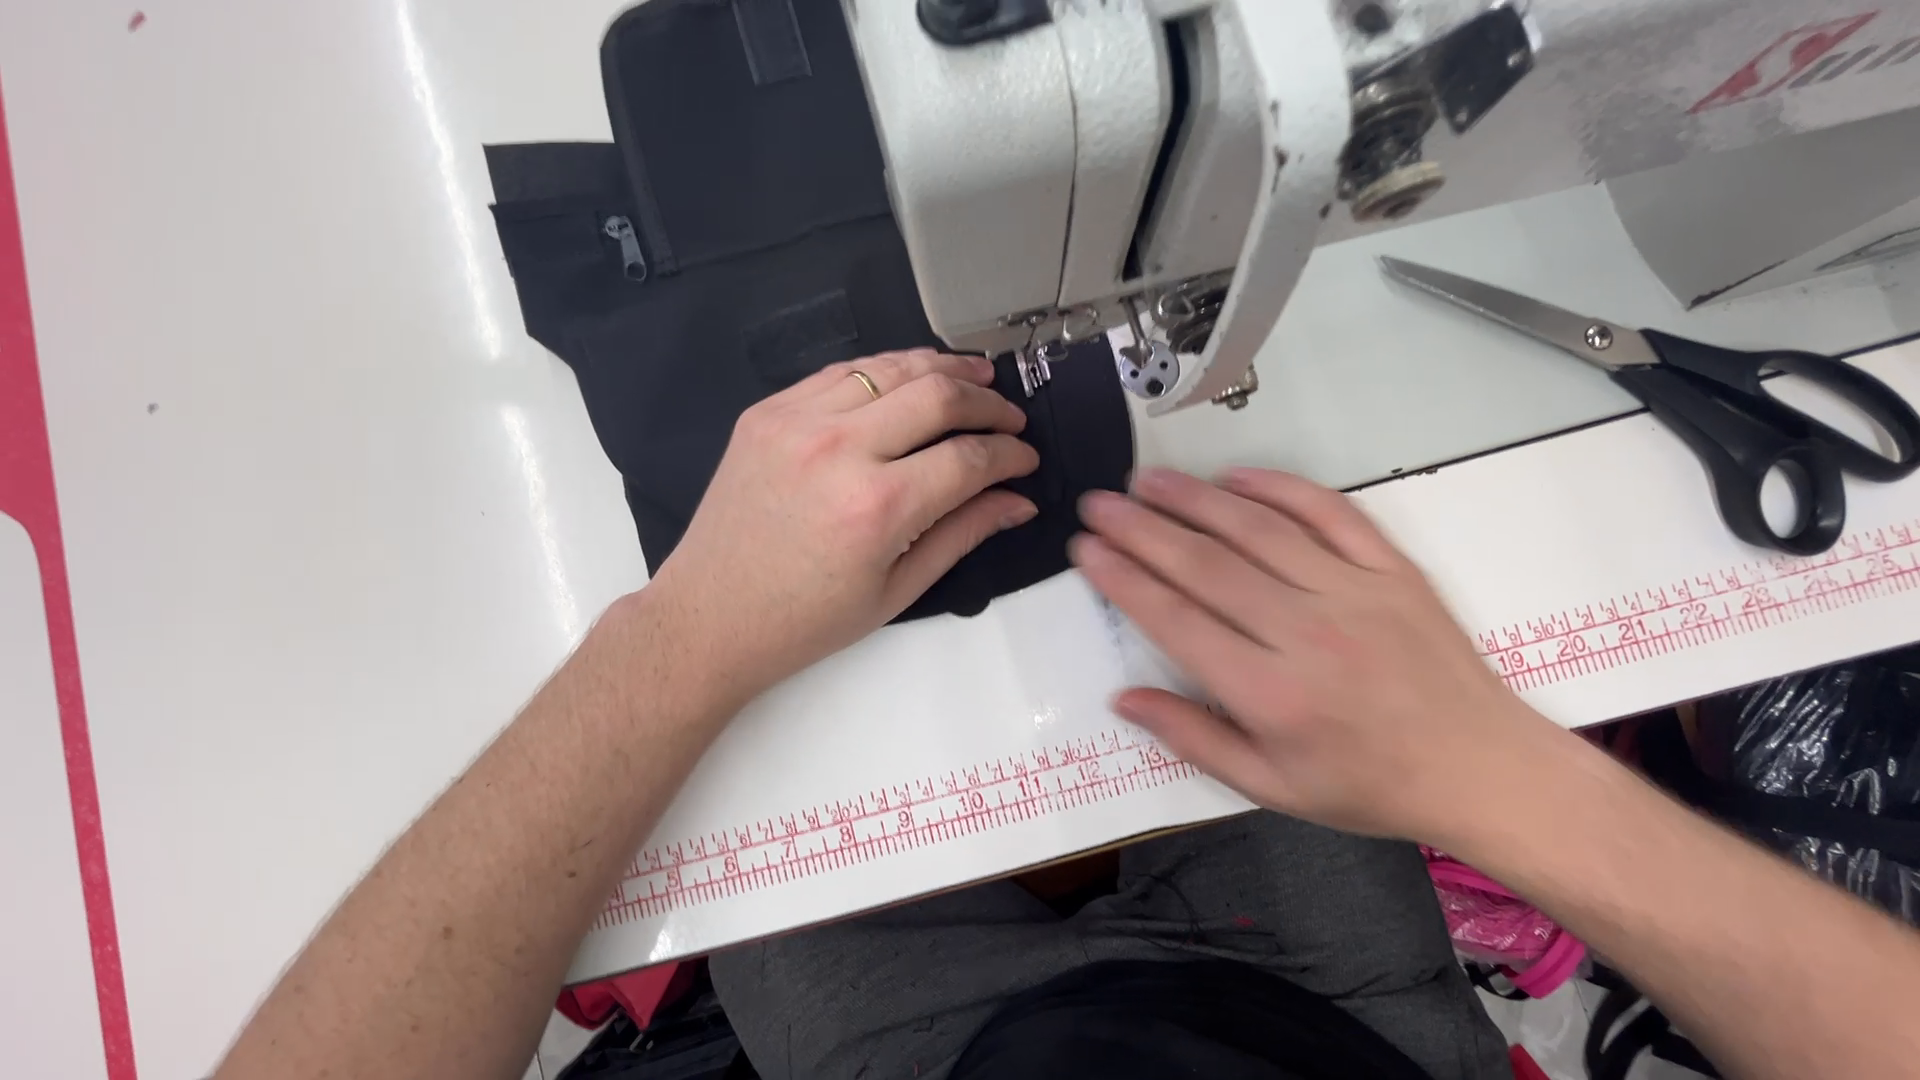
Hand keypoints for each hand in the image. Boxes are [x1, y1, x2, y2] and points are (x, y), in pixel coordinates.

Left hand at [645, 349, 1039, 702]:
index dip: (1009, 454)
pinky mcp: (768, 412)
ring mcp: (796, 422)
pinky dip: (886, 370)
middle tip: (1010, 418)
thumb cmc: (806, 621)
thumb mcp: (897, 590)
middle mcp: (838, 451)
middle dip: (988, 403)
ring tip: (976, 376)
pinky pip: (842, 372)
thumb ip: (962, 533)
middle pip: (937, 396)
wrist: (710, 616)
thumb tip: (1019, 501)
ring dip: (943, 368)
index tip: (1026, 459)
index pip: (968, 457)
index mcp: (876, 507)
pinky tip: (910, 379)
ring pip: (891, 368)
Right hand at [1070, 466, 1556, 842]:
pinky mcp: (1393, 569)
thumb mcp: (1269, 787)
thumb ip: (1192, 738)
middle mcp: (1307, 633)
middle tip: (1098, 503)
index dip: (1122, 579)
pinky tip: (1236, 474)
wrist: (1483, 770)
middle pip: (1206, 565)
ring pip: (1258, 530)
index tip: (1085, 548)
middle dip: (1140, 529)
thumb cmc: (1365, 784)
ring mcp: (1354, 593)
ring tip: (1148, 479)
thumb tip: (1122, 698)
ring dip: (1195, 499)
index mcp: (1270, 694)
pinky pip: (1330, 513)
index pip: (1175, 620)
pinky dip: (1280, 488)